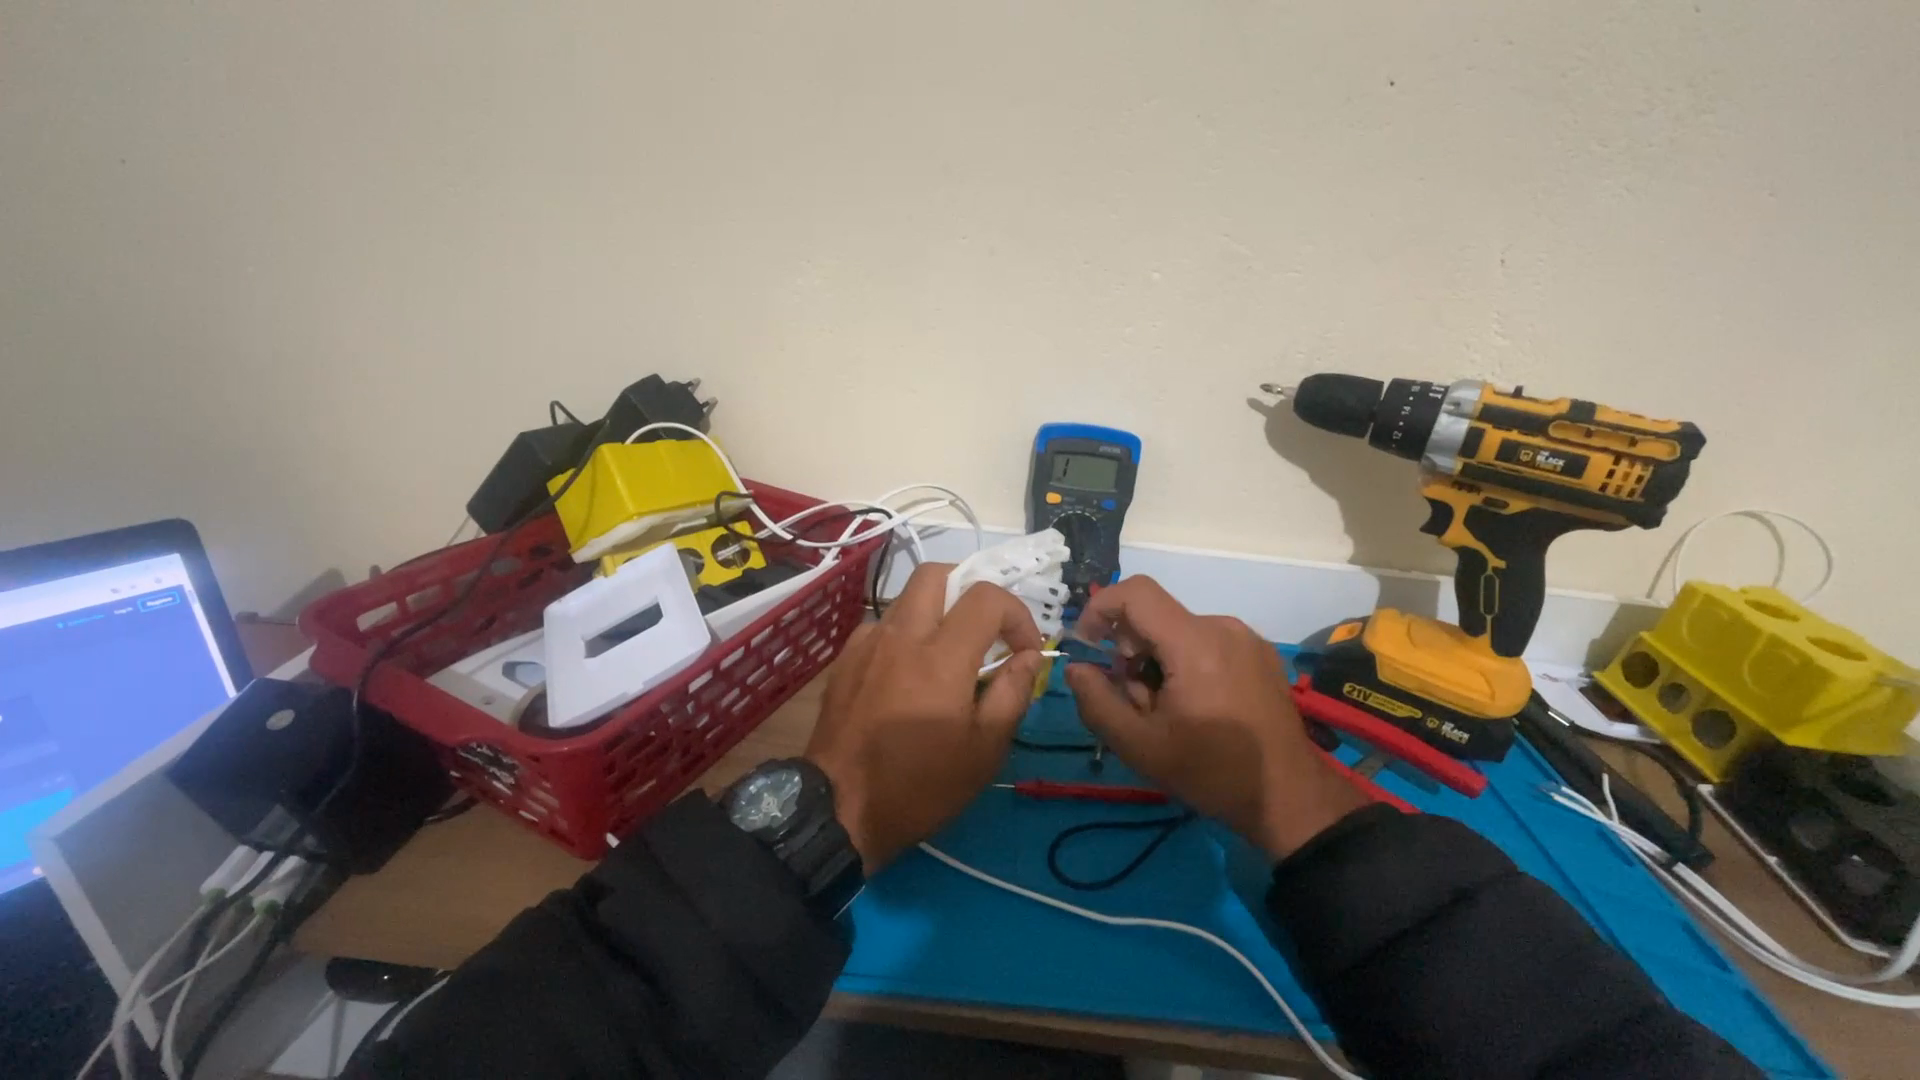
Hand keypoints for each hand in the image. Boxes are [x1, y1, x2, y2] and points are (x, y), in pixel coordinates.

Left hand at [806, 564, 1043, 870]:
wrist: (838, 810)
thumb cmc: (920, 786)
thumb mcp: (984, 751)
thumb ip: (1012, 692)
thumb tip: (1027, 656)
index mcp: (940, 657)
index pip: (985, 597)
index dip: (1016, 614)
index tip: (1023, 650)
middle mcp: (901, 636)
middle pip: (936, 573)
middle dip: (969, 588)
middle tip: (985, 627)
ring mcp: (867, 644)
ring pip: (906, 598)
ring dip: (936, 611)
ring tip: (949, 652)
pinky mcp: (844, 660)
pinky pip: (881, 627)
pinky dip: (905, 635)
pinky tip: (908, 673)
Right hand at [1065, 576, 1367, 858]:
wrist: (1289, 797)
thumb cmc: (1211, 772)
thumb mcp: (1139, 746)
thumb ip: (1097, 702)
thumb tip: (1076, 668)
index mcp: (1195, 644)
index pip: (1135, 593)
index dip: (1099, 608)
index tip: (1087, 645)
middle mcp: (1222, 627)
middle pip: (1155, 618)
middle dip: (1130, 652)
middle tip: (1135, 702)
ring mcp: (1246, 638)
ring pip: (1178, 631)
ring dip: (1157, 661)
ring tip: (1168, 711)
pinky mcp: (1259, 653)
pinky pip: (1205, 641)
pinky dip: (1184, 662)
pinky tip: (1196, 705)